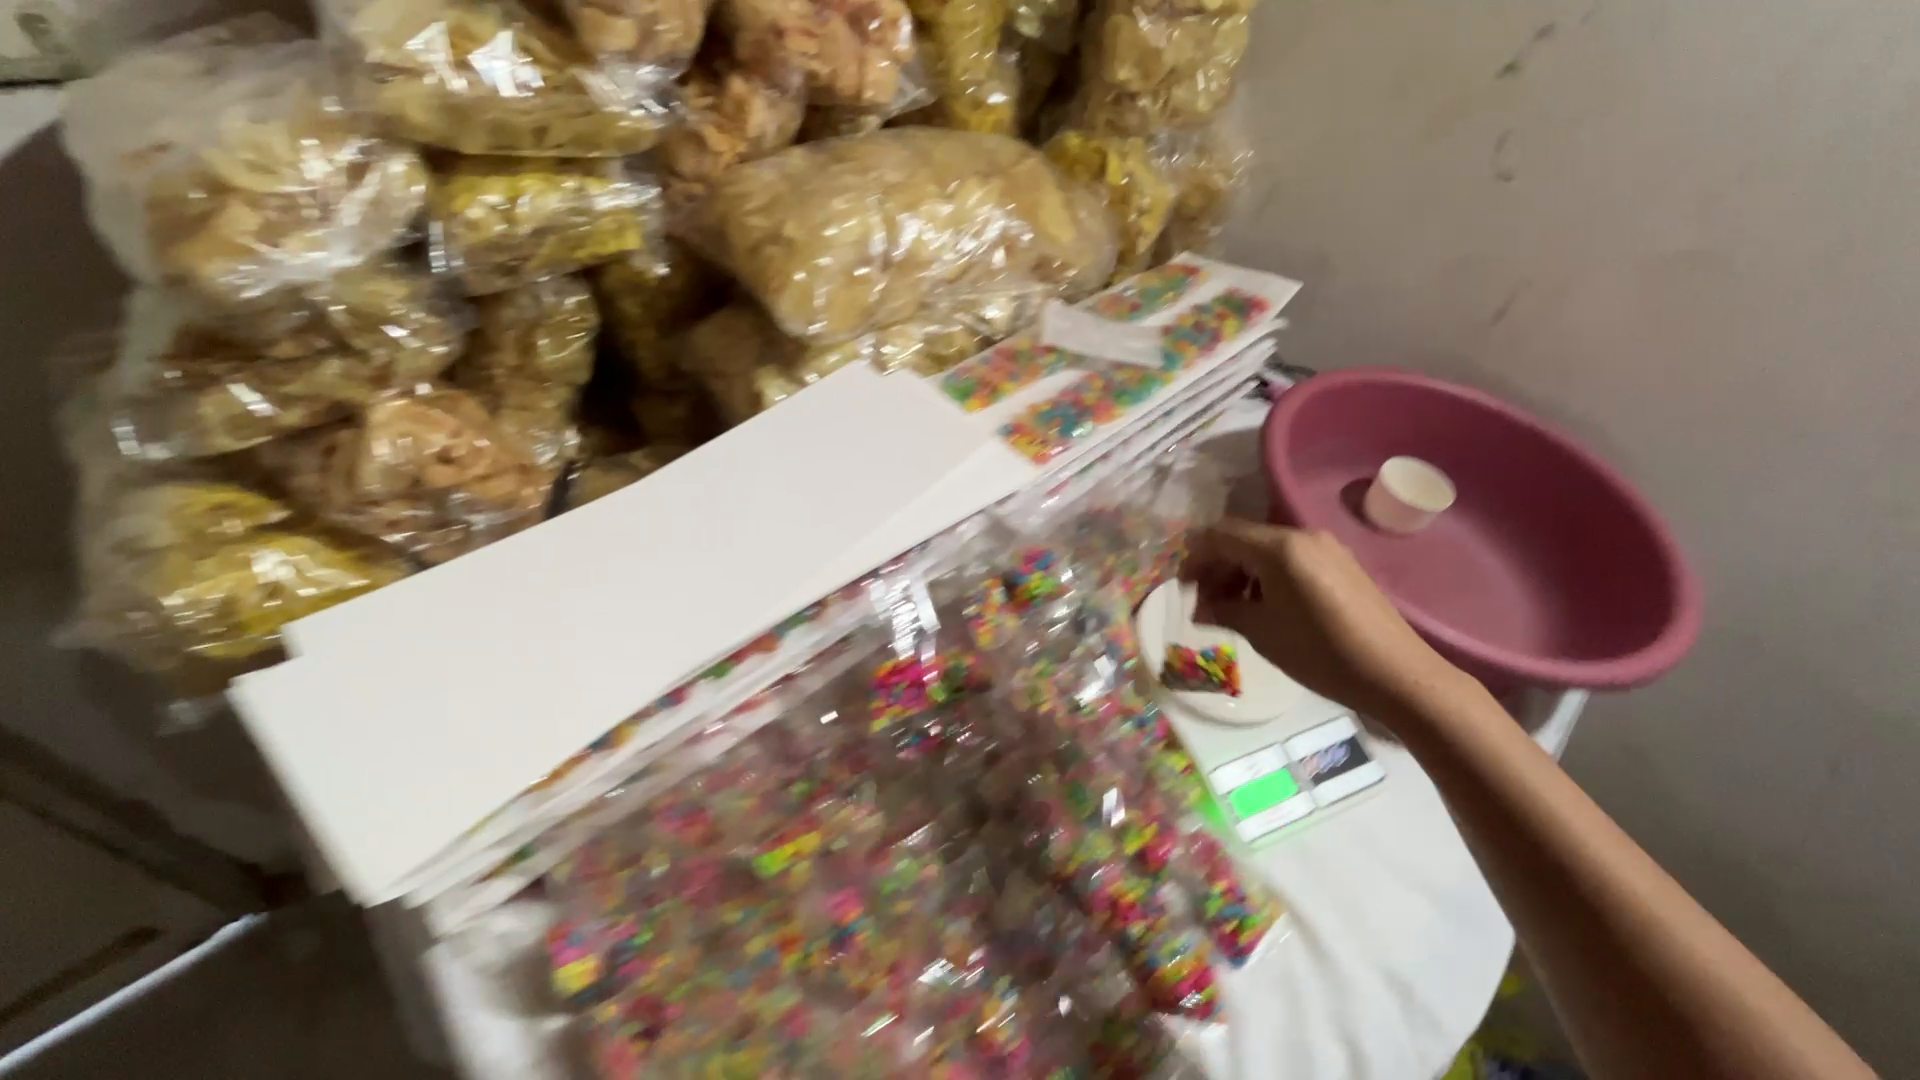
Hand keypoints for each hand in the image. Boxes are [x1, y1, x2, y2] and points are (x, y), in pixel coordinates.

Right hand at [1180, 518, 1468, 722]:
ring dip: (1241, 575)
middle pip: (1243, 539)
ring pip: (1266, 551)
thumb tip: (1201, 607)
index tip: (1183, 589)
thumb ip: (1223, 610)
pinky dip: (1267, 579)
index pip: (1220, 534)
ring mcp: (1326, 549)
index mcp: (1279, 547)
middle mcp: (1302, 537)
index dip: (1194, 558)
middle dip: (1217, 569)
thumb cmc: (1321, 653)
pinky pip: (1290, 561)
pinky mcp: (1341, 566)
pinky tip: (1265, 610)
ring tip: (1232, 613)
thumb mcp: (1261, 633)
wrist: (1397, 674)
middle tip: (1203, 606)